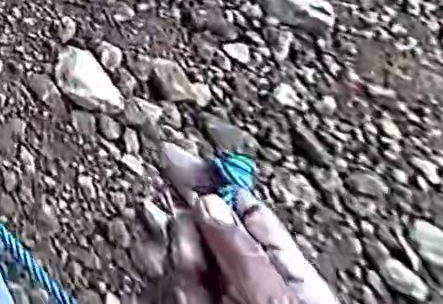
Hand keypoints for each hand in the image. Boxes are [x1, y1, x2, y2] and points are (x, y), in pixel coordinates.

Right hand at [145, 144, 337, 303]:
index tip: (169, 152)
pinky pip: (156, 283)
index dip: (207, 178)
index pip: (243, 208)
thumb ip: (242, 250)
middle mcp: (245, 280)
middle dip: (182, 230)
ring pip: (169, 253)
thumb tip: (205, 196)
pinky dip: (158, 285)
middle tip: (188, 254)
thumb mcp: (277, 302)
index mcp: (286, 274)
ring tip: (190, 288)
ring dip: (169, 263)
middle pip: (195, 224)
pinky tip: (172, 295)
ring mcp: (214, 295)